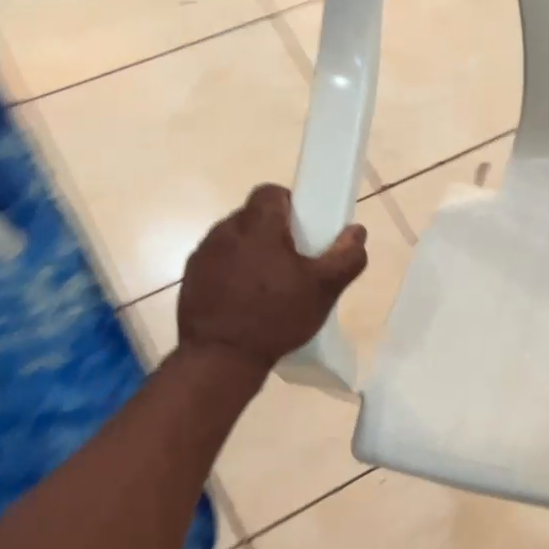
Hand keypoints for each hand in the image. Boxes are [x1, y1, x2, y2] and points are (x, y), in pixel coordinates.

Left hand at [177, 185, 367, 375]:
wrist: (221, 356)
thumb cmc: (277, 317)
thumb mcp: (324, 290)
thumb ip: (346, 257)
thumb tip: (356, 232)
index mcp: (258, 227)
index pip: (271, 192)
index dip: (291, 204)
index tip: (305, 231)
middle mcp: (225, 231)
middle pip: (254, 216)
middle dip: (275, 232)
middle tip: (296, 264)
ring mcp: (203, 254)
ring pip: (236, 239)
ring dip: (254, 252)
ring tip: (271, 286)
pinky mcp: (191, 277)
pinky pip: (219, 262)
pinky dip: (235, 272)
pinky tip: (248, 301)